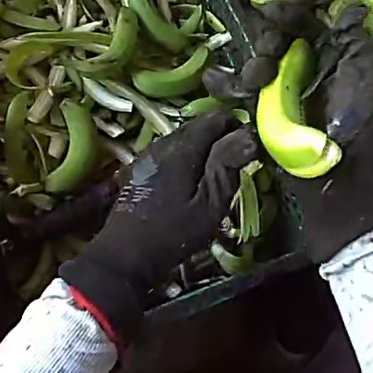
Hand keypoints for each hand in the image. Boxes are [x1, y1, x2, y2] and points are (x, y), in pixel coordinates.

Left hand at [58, 112, 256, 342]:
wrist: (125, 254)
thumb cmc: (173, 232)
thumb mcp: (209, 205)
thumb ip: (226, 166)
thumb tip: (247, 134)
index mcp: (181, 147)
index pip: (215, 118)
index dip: (236, 128)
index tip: (247, 150)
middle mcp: (162, 142)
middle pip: (198, 127)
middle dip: (220, 140)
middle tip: (234, 168)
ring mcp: (148, 153)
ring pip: (184, 140)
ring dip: (203, 152)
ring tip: (214, 179)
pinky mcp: (141, 167)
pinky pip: (170, 153)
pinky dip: (186, 161)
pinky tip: (190, 185)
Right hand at [211, 3, 372, 263]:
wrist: (338, 173)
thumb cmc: (358, 122)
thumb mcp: (365, 74)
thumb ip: (354, 40)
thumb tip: (349, 6)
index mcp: (326, 54)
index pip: (301, 24)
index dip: (286, 15)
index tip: (271, 14)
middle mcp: (299, 67)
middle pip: (271, 41)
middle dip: (265, 45)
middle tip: (267, 64)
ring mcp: (276, 90)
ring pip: (250, 63)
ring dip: (247, 67)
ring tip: (252, 83)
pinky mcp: (257, 112)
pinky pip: (233, 91)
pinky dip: (222, 83)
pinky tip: (217, 81)